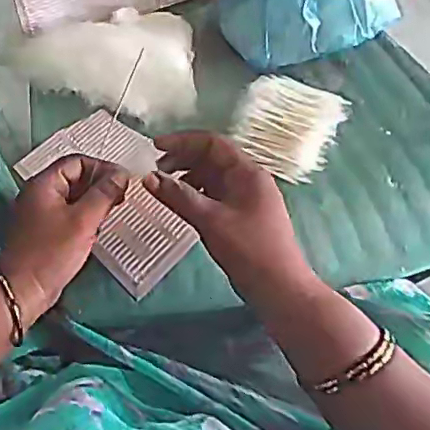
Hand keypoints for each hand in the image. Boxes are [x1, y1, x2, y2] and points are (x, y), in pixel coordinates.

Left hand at [0, 155, 129, 321]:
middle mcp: (39, 193)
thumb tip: (120, 175)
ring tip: (113, 211)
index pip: (76, 162)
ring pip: (72, 196)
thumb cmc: (51, 251)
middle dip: (99, 184)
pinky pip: (68, 213)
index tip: (123, 180)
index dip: (102, 167)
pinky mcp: (44, 230)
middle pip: (74, 177)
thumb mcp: (82, 221)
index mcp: (43, 183)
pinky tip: (98, 227)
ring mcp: (40, 212)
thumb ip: (103, 194)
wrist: (23, 289)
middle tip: (122, 196)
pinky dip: (84, 215)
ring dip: (93, 201)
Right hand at [143, 131, 310, 294]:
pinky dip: (194, 193)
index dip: (182, 141)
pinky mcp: (242, 214)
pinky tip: (181, 203)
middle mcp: (248, 180)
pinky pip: (214, 193)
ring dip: (186, 176)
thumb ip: (178, 196)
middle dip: (182, 159)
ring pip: (211, 176)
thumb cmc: (249, 249)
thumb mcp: (210, 220)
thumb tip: (149, 178)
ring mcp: (246, 198)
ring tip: (164, 187)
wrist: (280, 288)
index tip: (155, 147)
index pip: (212, 143)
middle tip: (156, 169)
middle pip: (211, 158)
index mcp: (247, 173)